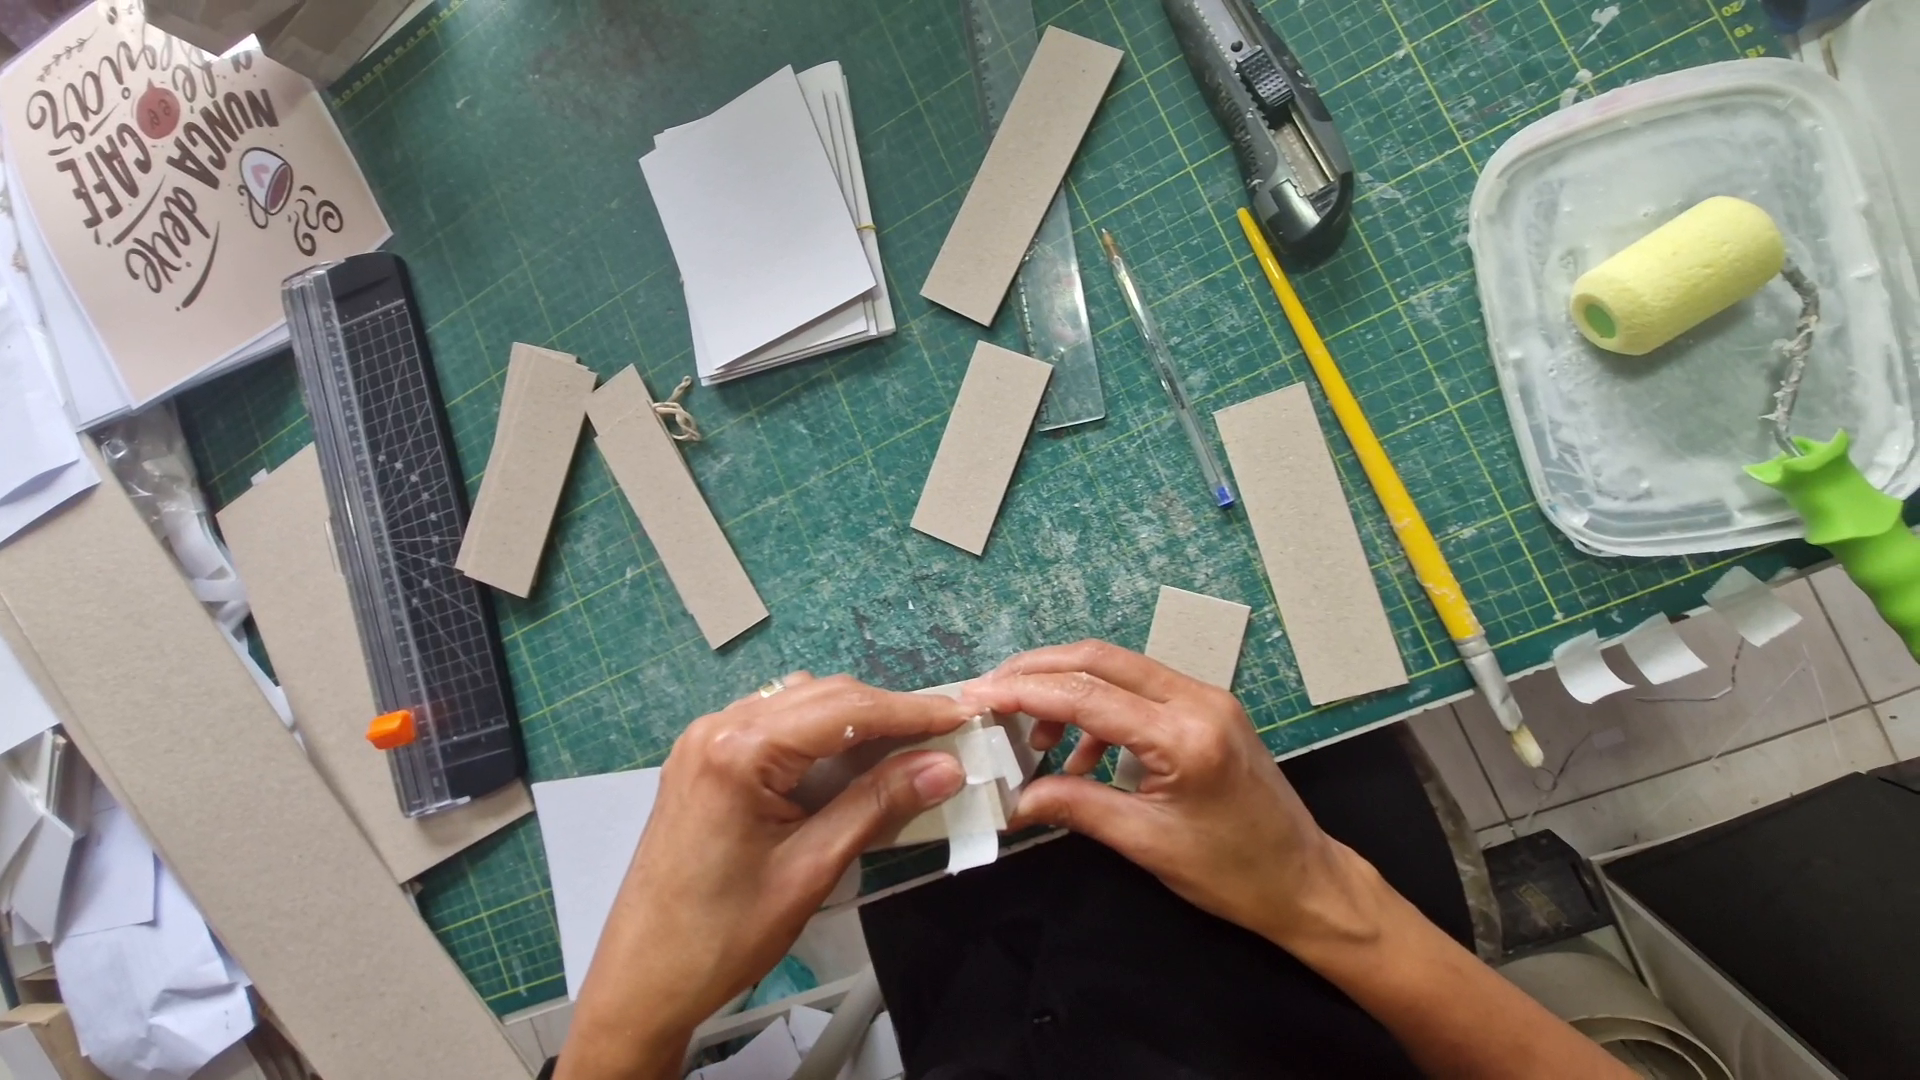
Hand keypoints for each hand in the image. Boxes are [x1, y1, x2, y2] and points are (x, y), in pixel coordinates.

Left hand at [558, 674, 972, 1079]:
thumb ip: (878, 806)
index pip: (844, 710)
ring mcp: (706, 739)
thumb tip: (942, 767)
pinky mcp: (706, 758)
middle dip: (886, 713)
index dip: (910, 711)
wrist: (641, 982)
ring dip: (854, 720)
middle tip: (941, 735)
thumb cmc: (720, 936)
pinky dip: (819, 735)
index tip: (959, 715)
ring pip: (800, 703)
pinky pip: (776, 724)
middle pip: (823, 695)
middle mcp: (718, 727)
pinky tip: (846, 763)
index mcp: (739, 749)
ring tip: (902, 749)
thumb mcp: (810, 869)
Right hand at [969, 643, 1635, 1079]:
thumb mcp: (1145, 843)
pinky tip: (1079, 754)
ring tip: (1032, 738)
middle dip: (1038, 671)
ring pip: (1117, 668)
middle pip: (1100, 659)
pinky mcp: (1205, 707)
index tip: (979, 696)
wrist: (1307, 882)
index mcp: (1184, 735)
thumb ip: (1075, 807)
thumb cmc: (1232, 873)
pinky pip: (1138, 691)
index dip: (1026, 692)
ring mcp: (1205, 697)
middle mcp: (1197, 699)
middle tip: (991, 692)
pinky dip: (1098, 712)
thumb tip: (1013, 799)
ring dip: (1067, 691)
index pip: (1088, 696)